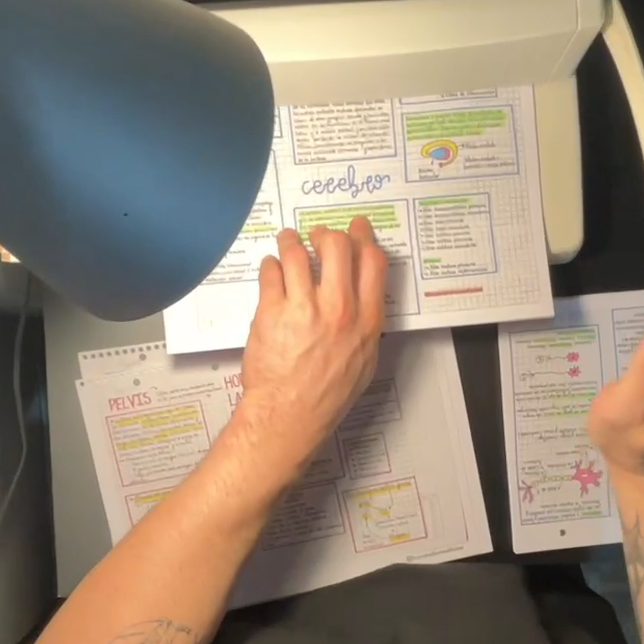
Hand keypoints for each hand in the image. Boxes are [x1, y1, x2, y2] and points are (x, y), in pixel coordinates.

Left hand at [233, 218, 388, 476]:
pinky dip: (271, 264)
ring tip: (288, 240)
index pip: (372, 262)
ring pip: (299, 251)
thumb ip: (365, 327)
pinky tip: (271, 267)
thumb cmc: (327, 396)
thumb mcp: (365, 362)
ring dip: (292, 240)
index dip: (364, 238)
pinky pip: (272, 271)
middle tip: (318, 235)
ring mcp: (305, 308)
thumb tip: (362, 302)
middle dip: (327, 233)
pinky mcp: (272, 311)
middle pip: (338, 247)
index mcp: (366, 321)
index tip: (357, 229)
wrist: (290, 414)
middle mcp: (340, 309)